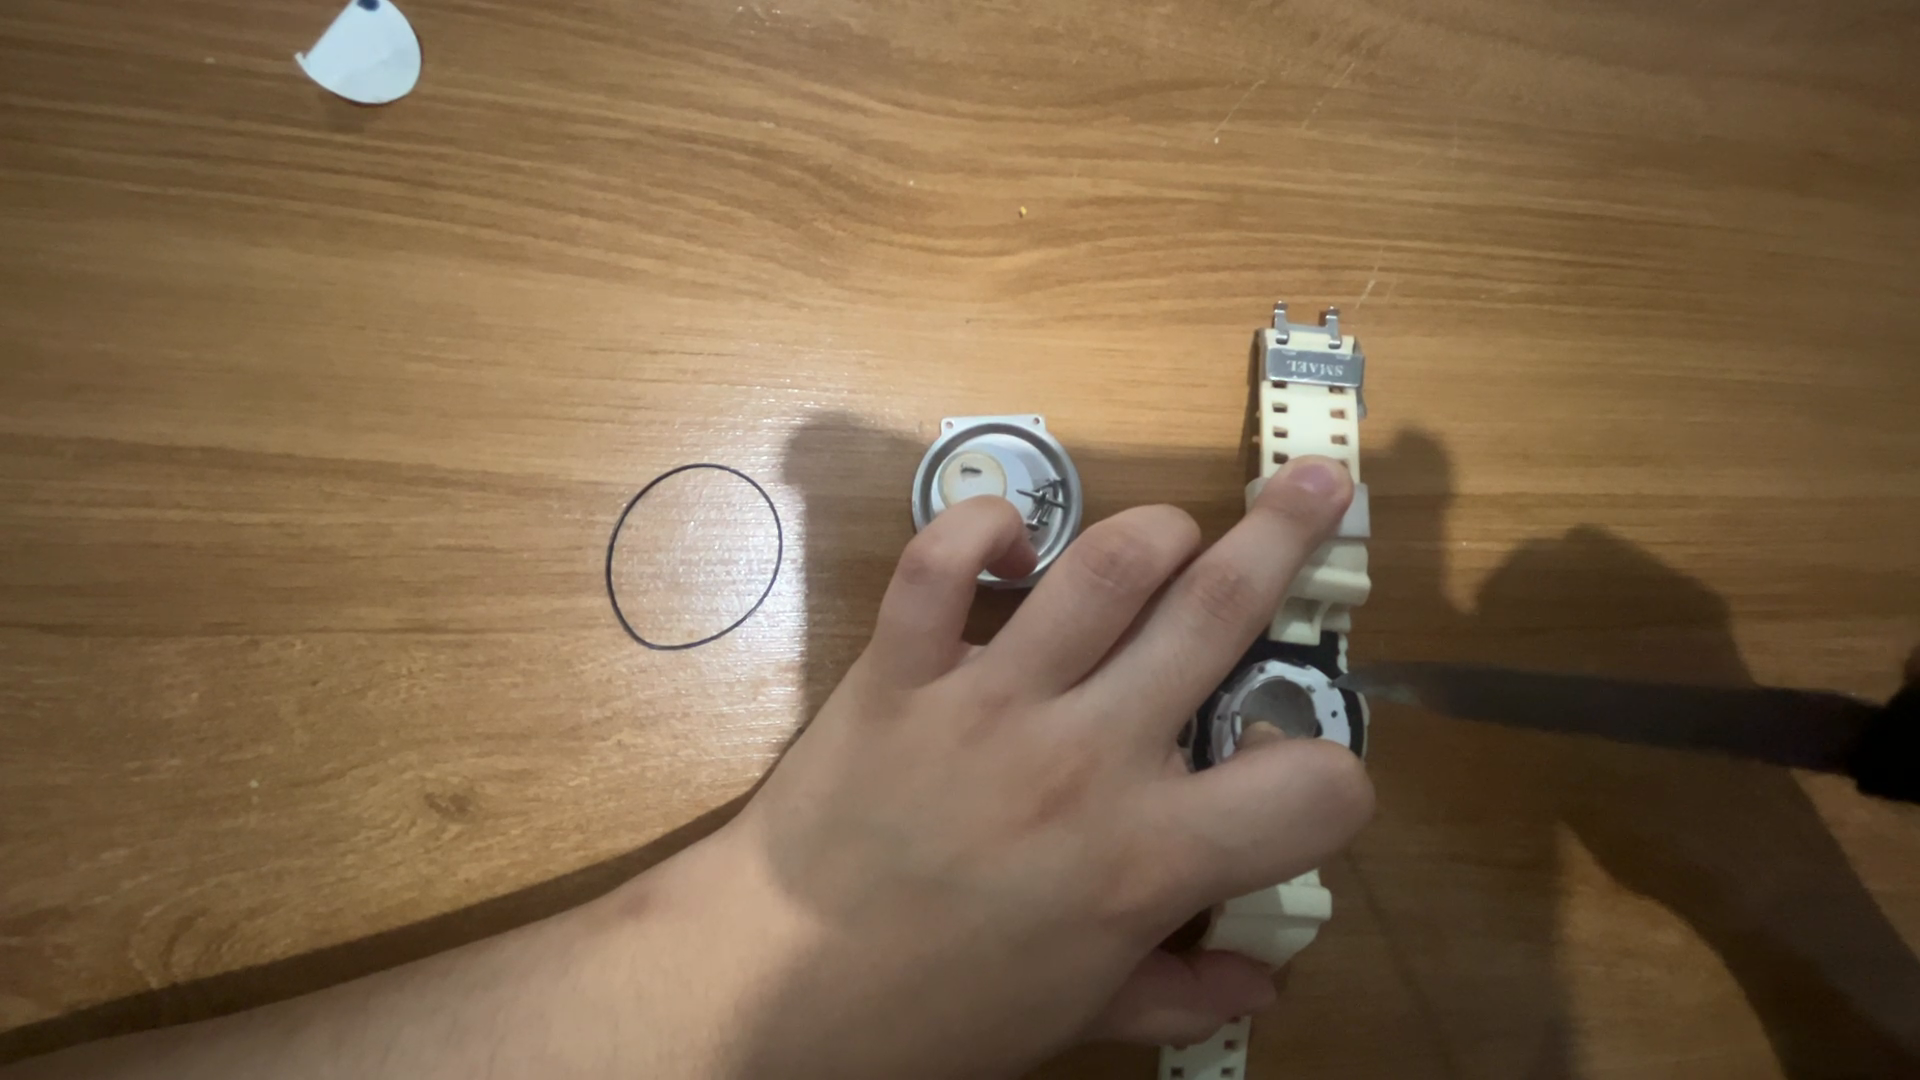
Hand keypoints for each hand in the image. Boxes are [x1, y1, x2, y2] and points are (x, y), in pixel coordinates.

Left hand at [715, 455, 1375, 1076]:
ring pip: (1101, 567)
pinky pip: (939, 562)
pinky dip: (979, 527)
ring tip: (1175, 528)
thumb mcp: (1076, 1016)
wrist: (775, 983)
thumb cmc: (932, 1013)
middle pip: (1215, 614)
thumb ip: (1179, 992)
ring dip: (1156, 528)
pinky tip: (1011, 544)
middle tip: (1317, 487)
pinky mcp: (901, 669)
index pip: (1311, 789)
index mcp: (1144, 859)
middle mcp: (1083, 758)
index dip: (1334, 778)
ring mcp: (988, 700)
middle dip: (1285, 539)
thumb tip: (1265, 978)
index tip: (1300, 772)